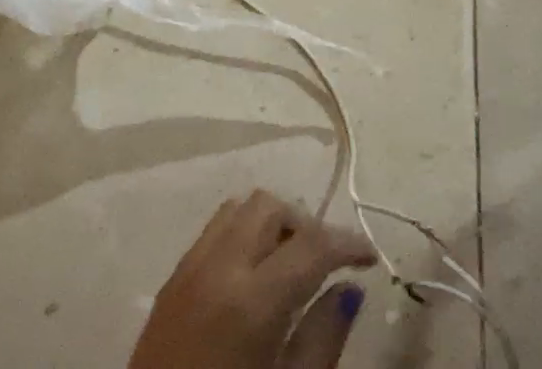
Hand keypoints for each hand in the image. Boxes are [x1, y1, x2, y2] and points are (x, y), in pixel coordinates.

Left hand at [129, 190, 374, 368]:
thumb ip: (323, 335)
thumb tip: (349, 288)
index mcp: (251, 299)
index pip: (310, 243)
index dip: (347, 242)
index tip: (370, 257)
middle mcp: (217, 267)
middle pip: (267, 206)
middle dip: (305, 224)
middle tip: (326, 264)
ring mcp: (188, 268)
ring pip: (236, 208)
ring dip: (270, 224)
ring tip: (289, 266)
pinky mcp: (171, 278)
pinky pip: (213, 231)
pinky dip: (242, 235)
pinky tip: (254, 276)